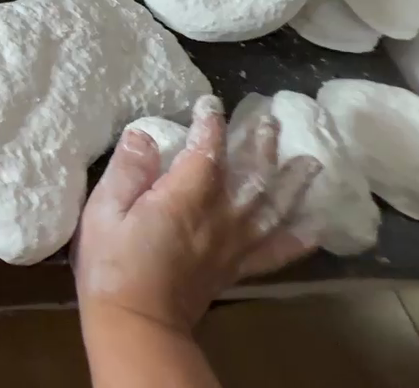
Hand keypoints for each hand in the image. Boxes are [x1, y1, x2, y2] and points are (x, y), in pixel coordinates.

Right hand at [73, 95, 321, 334]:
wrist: (136, 316)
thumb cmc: (111, 257)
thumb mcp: (105, 207)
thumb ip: (128, 170)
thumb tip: (145, 134)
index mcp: (185, 199)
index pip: (206, 154)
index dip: (210, 126)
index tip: (211, 102)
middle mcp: (219, 219)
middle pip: (249, 177)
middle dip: (260, 145)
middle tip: (271, 119)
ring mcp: (232, 246)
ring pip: (272, 209)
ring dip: (291, 184)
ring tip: (309, 161)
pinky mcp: (236, 267)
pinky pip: (275, 251)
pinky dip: (298, 239)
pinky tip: (313, 227)